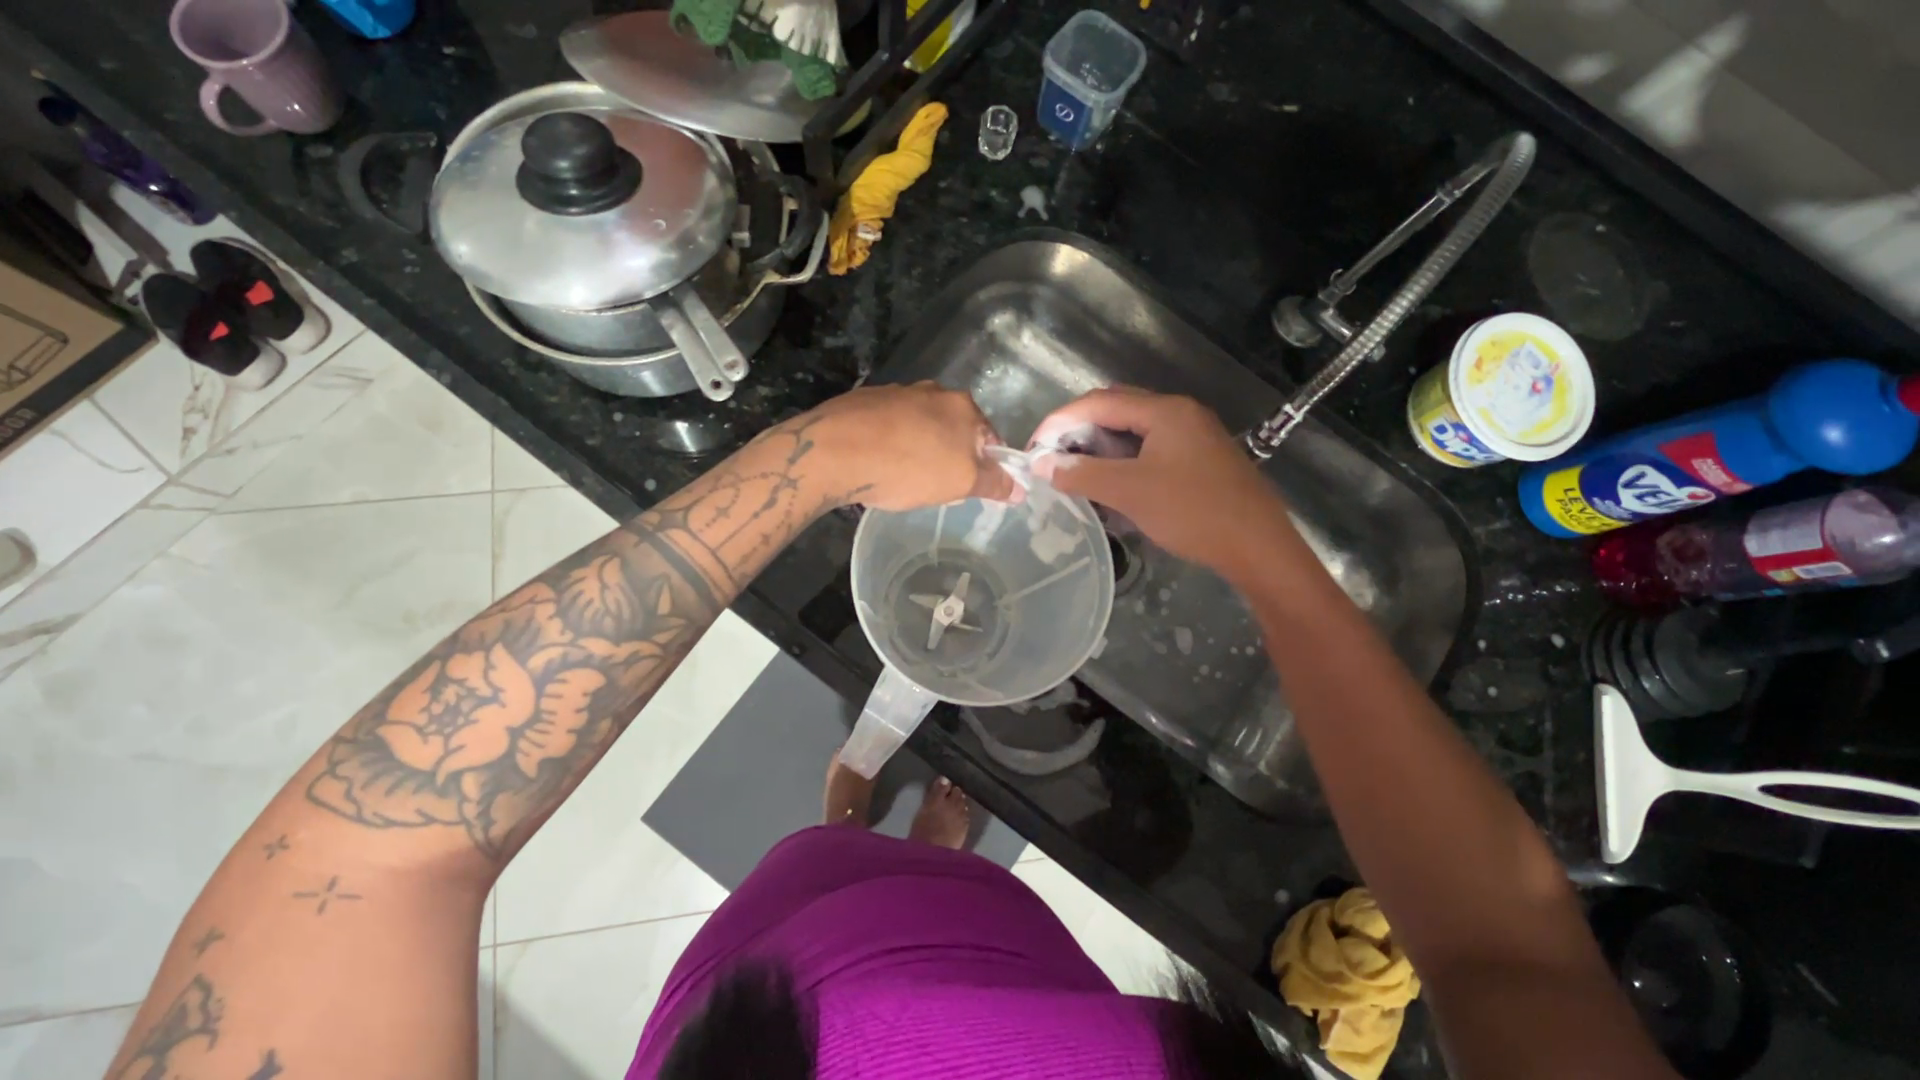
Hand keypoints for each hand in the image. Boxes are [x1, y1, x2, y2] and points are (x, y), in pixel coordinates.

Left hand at [802, 382, 1014, 509]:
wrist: (834, 451)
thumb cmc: (908, 467)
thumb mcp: (959, 483)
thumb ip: (993, 483)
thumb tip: (1020, 487)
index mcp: (963, 406)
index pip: (990, 437)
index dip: (986, 465)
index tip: (971, 488)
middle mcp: (932, 391)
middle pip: (954, 428)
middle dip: (950, 454)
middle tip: (937, 486)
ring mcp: (895, 393)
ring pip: (920, 425)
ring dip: (919, 447)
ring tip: (903, 477)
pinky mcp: (863, 401)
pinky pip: (888, 427)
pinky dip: (889, 443)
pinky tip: (877, 464)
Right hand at [1028, 387, 1293, 576]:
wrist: (1258, 547)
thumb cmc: (1193, 512)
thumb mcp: (1130, 492)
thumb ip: (1082, 474)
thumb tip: (1042, 464)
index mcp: (1165, 411)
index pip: (1099, 402)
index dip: (1059, 421)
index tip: (1033, 449)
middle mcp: (1180, 414)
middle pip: (1117, 410)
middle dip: (1078, 432)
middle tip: (1051, 460)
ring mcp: (1194, 437)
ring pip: (1134, 432)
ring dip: (1100, 449)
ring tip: (1075, 475)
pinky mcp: (1201, 461)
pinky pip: (1152, 450)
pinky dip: (1124, 462)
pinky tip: (1112, 487)